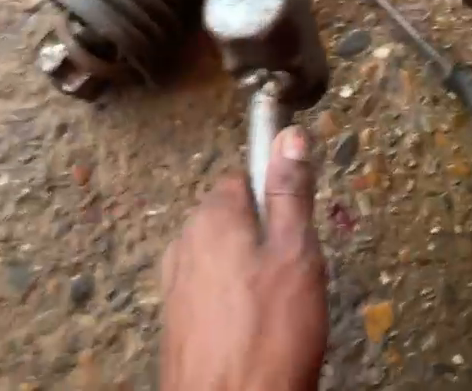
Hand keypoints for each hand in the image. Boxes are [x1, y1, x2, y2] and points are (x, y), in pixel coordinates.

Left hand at [160, 127, 326, 390]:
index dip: (276, 196)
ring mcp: (175, 284)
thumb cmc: (268, 336)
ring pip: (223, 254)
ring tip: (277, 306)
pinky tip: (253, 327)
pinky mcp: (175, 321)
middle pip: (233, 215)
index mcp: (212, 215)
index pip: (246, 176)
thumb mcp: (295, 252)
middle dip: (264, 234)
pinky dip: (232, 299)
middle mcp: (185, 241)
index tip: (296, 226)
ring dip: (248, 269)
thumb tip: (289, 135)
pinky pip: (211, 288)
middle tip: (292, 271)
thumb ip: (291, 191)